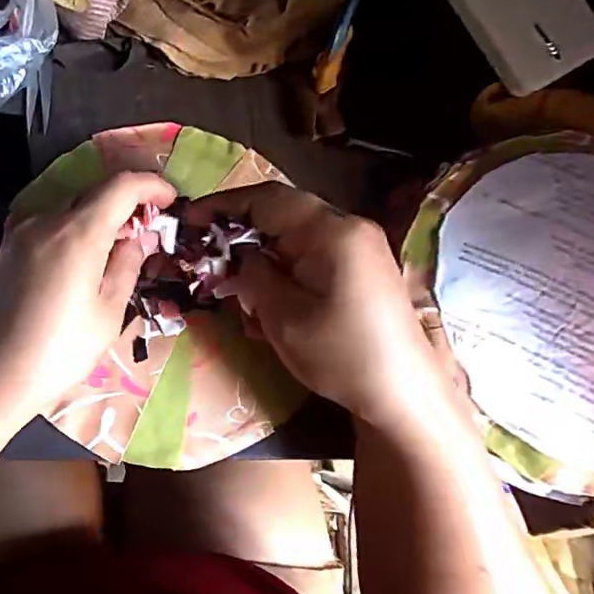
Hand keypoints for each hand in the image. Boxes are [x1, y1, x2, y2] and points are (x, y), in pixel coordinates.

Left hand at [0, 171, 178, 420]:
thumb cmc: (61, 351)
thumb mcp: (109, 313)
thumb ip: (128, 265)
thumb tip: (141, 237)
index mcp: (78, 233)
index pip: (121, 186)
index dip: (151, 185)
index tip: (170, 200)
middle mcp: (47, 220)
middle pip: (95, 191)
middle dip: (127, 201)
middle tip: (148, 229)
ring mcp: (22, 231)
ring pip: (71, 205)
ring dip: (99, 214)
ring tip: (118, 245)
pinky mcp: (7, 247)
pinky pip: (50, 222)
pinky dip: (74, 226)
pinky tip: (83, 255)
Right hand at [185, 182, 447, 427]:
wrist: (403, 395)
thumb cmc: (342, 355)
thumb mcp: (284, 317)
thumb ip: (254, 276)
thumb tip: (237, 255)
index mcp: (333, 232)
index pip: (269, 199)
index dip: (224, 205)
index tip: (190, 220)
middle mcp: (349, 229)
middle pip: (283, 215)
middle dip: (240, 235)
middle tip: (207, 260)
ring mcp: (358, 250)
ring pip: (294, 239)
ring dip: (260, 259)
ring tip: (235, 292)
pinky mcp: (360, 272)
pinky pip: (311, 260)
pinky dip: (283, 274)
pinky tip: (265, 309)